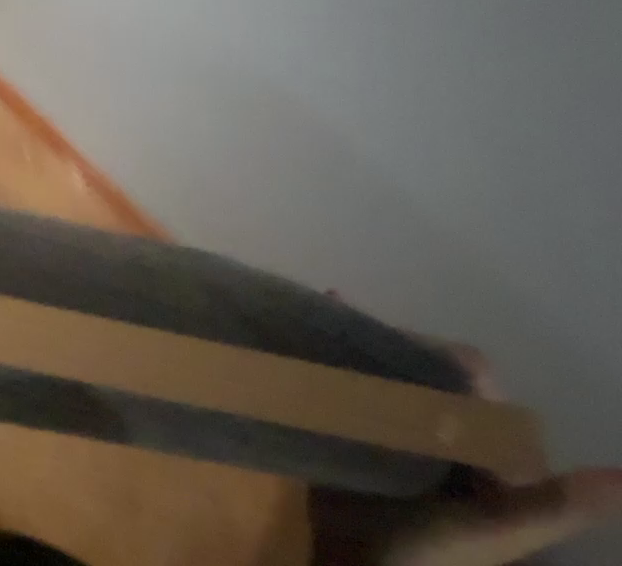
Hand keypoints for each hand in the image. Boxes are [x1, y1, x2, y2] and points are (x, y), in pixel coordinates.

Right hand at [309, 345, 621, 564]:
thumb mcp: (495, 533)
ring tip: (325, 317)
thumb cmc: (433, 556)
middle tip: (347, 328)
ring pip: (382, 376)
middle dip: (390, 344)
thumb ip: (551, 505)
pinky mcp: (351, 435)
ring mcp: (395, 433)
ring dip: (358, 346)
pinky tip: (308, 335)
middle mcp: (445, 435)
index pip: (472, 383)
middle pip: (421, 372)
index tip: (397, 342)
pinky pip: (345, 392)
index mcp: (488, 450)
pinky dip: (330, 362)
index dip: (441, 356)